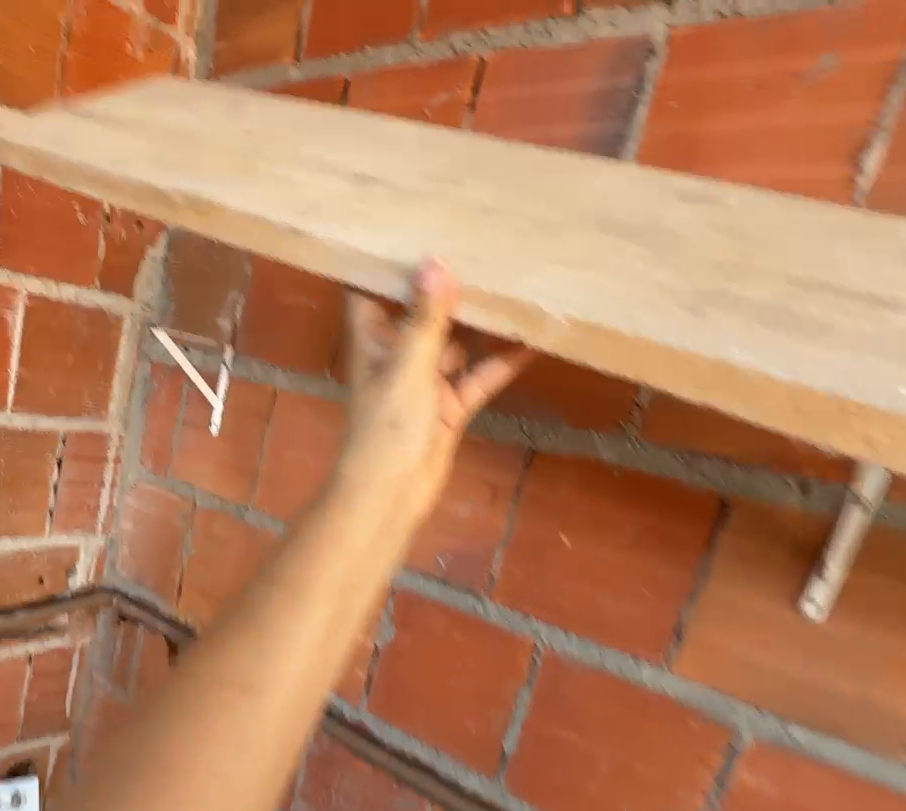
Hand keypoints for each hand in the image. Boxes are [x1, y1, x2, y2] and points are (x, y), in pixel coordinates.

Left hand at [332, 259, 532, 530]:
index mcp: (372, 340)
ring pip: (457, 342)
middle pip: (422, 312)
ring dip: (482, 320)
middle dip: (448, 285)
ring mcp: (424, 381)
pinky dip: (502, 361)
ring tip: (517, 280)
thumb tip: (438, 262)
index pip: (371, 289)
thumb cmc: (387, 427)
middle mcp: (396, 355)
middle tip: (485, 241)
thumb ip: (426, 318)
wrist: (391, 493)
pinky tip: (534, 337)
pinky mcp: (449, 406)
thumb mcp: (408, 366)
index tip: (413, 223)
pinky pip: (479, 376)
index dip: (386, 260)